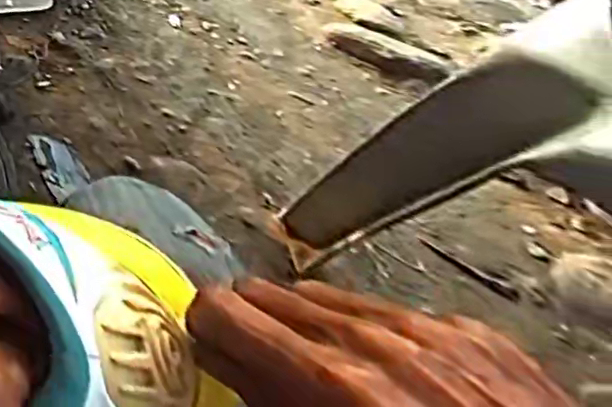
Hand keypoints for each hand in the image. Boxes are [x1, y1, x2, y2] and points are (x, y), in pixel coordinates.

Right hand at [187, 279, 575, 406]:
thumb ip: (265, 397)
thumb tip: (219, 356)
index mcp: (332, 380)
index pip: (219, 305)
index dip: (209, 325)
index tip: (213, 343)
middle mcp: (374, 342)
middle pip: (260, 288)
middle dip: (257, 320)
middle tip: (269, 357)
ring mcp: (431, 332)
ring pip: (318, 292)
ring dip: (314, 323)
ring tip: (341, 368)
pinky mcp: (477, 333)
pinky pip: (393, 310)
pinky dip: (383, 335)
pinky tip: (408, 377)